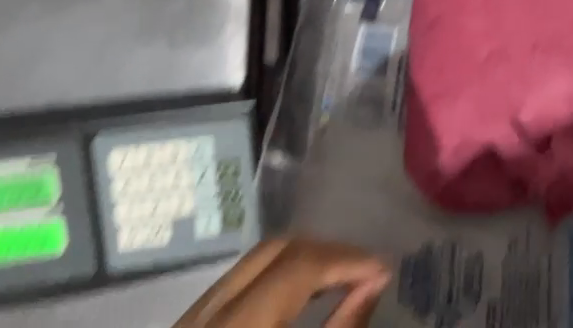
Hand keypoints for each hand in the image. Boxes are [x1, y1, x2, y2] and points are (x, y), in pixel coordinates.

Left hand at [173, 238, 390, 327]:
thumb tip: (375, 280)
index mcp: (238, 326)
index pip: (298, 266)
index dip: (347, 260)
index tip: (384, 270)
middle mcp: (206, 313)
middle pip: (273, 251)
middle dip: (325, 252)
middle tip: (365, 269)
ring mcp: (189, 318)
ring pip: (252, 262)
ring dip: (302, 261)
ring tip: (340, 278)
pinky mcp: (188, 326)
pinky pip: (236, 285)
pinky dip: (275, 279)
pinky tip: (300, 296)